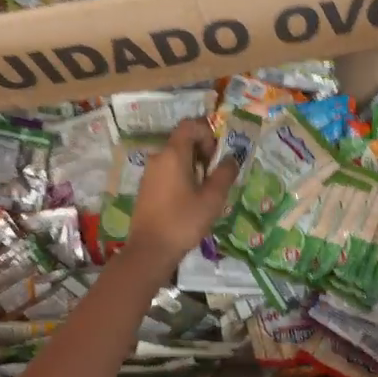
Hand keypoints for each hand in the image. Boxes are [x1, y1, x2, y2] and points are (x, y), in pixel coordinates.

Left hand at [125, 118, 238, 266]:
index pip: (190, 125)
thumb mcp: (212, 198)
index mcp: (173, 154)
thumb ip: (225, 173)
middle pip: (182, 140)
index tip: (216, 155)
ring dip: (193, 165)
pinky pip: (167, 170)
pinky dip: (181, 175)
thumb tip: (232, 158)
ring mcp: (149, 173)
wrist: (149, 251)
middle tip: (215, 173)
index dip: (207, 133)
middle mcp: (158, 157)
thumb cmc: (183, 221)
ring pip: (175, 157)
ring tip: (204, 189)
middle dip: (202, 151)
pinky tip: (189, 199)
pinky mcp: (146, 188)